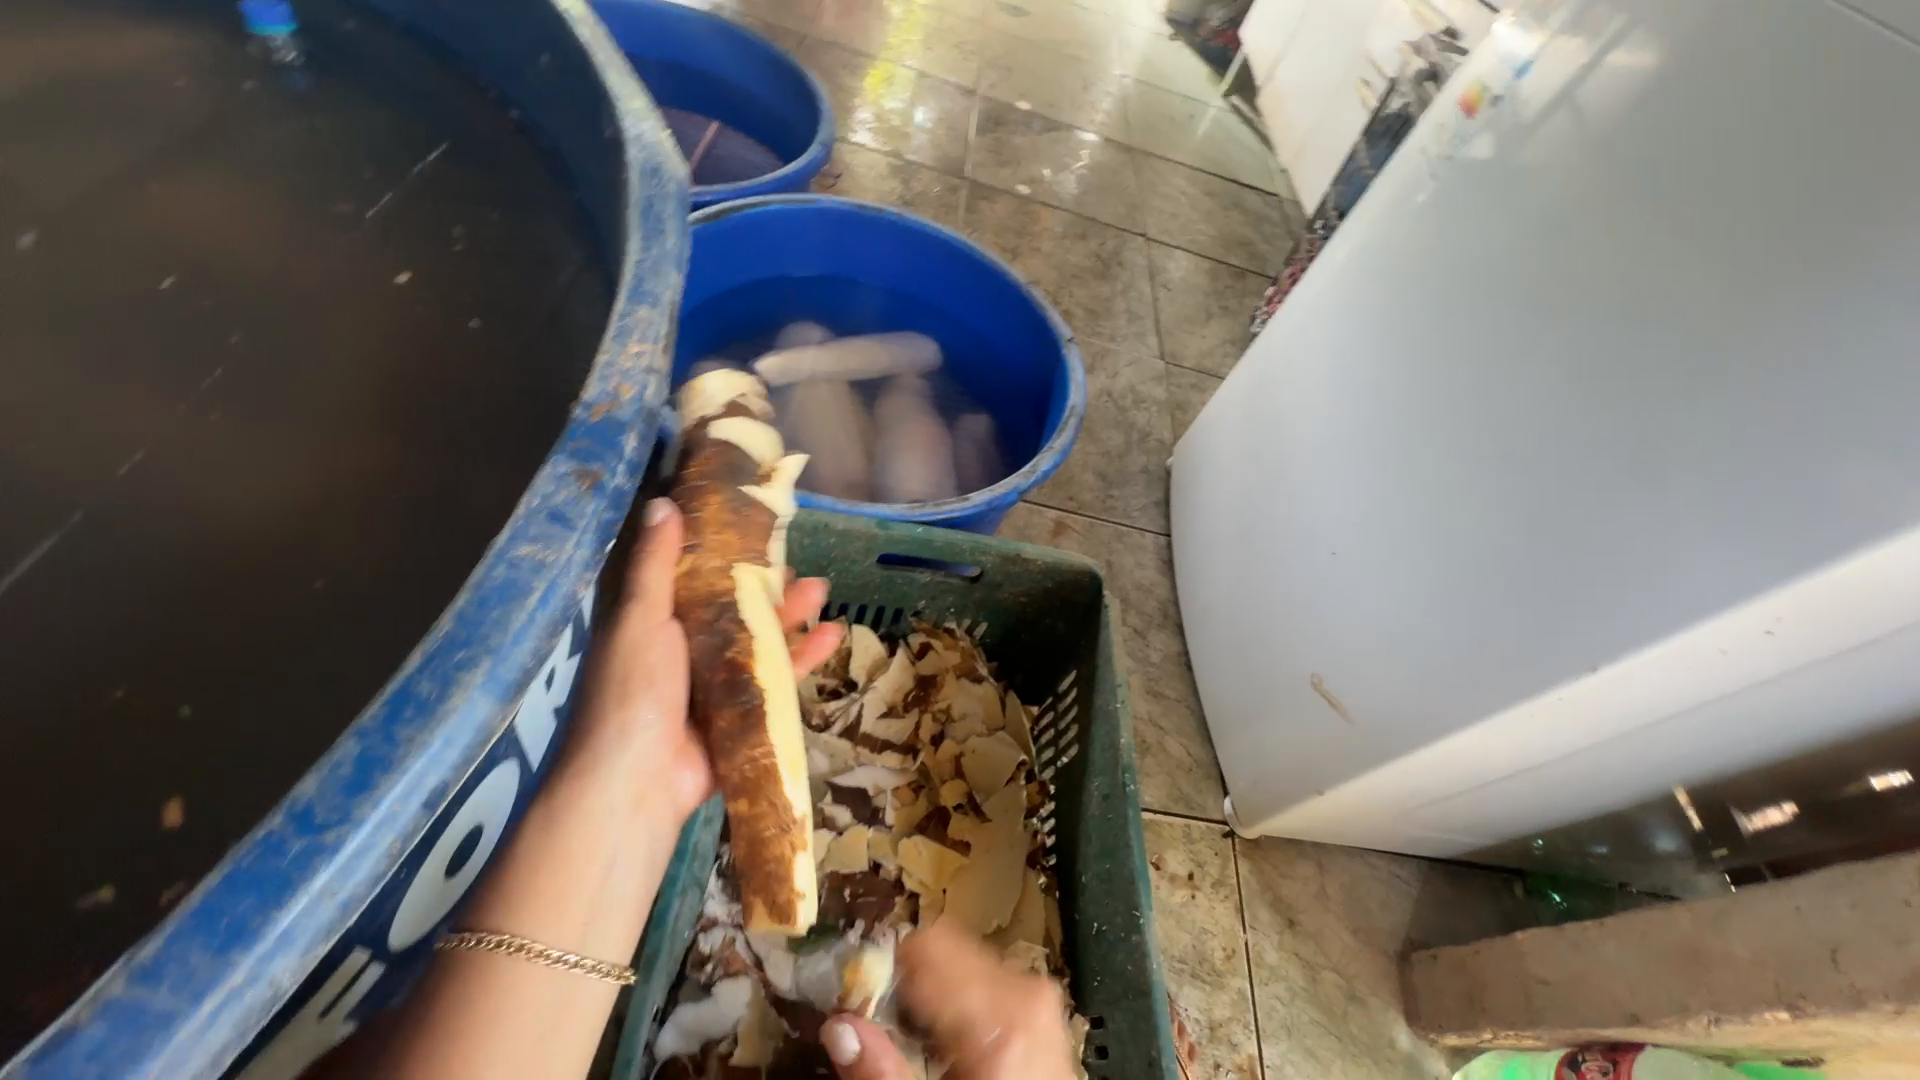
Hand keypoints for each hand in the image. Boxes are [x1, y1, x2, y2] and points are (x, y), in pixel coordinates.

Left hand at [559, 497, 843, 823]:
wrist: (637, 782)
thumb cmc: (632, 690)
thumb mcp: (642, 619)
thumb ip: (655, 566)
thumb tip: (663, 503)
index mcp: (653, 625)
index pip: (691, 580)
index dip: (722, 555)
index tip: (753, 529)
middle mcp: (683, 653)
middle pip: (733, 611)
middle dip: (767, 588)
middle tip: (799, 566)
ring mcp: (713, 687)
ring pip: (759, 643)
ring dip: (790, 618)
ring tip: (822, 592)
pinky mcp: (741, 717)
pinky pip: (775, 683)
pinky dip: (802, 660)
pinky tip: (831, 638)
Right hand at [820, 921, 1079, 1079]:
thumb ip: (883, 1070)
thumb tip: (839, 1028)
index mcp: (999, 1014)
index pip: (927, 946)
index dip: (886, 963)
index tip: (860, 991)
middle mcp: (1023, 989)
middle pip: (943, 945)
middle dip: (909, 975)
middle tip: (887, 1016)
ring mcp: (1035, 990)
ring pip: (962, 953)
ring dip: (934, 982)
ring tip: (922, 1031)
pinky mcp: (1037, 998)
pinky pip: (985, 970)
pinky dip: (959, 992)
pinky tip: (951, 1031)